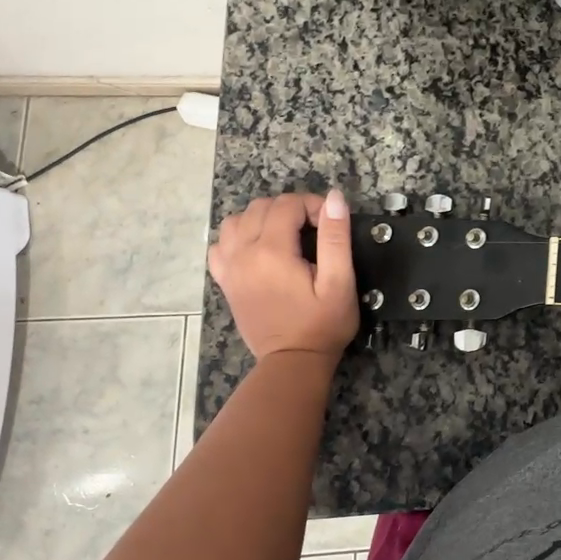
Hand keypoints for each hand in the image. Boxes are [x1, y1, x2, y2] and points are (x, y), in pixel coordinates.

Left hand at [208, 189, 360, 360]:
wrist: (292, 361)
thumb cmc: (322, 323)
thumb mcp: (340, 281)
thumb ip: (336, 237)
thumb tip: (334, 198)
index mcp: (272, 252)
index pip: (288, 204)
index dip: (314, 205)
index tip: (330, 224)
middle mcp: (243, 254)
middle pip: (261, 207)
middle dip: (291, 208)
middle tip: (315, 229)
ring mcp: (229, 268)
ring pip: (236, 220)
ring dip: (263, 218)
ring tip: (286, 234)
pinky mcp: (225, 281)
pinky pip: (220, 245)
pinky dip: (238, 237)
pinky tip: (257, 249)